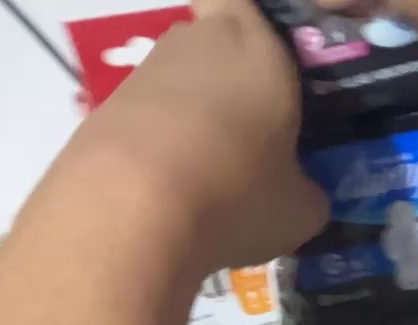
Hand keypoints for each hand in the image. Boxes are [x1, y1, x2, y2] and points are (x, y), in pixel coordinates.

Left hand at [71, 0, 328, 272]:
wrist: (134, 209)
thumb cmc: (240, 193)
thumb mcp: (301, 211)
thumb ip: (308, 190)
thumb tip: (303, 193)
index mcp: (261, 49)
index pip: (247, 2)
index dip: (255, 29)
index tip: (270, 70)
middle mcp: (201, 41)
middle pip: (215, 44)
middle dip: (231, 82)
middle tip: (253, 138)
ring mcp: (148, 70)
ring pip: (182, 83)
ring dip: (196, 120)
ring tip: (214, 179)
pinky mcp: (109, 106)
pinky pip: (150, 120)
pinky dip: (163, 149)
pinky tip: (176, 196)